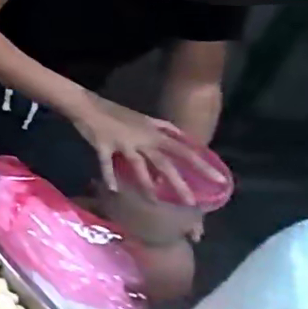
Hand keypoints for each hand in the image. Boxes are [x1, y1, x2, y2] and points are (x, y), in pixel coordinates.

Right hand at [67, 97, 216, 202]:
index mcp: (152, 132)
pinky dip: (109, 176)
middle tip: (192, 203)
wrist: (86, 105)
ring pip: (138, 166)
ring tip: (154, 201)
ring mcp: (123, 143)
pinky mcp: (103, 145)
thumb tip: (179, 135)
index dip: (202, 164)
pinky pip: (107, 163)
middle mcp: (141, 139)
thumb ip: (160, 127)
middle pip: (164, 162)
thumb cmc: (114, 111)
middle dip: (178, 183)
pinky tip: (113, 189)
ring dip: (146, 184)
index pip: (183, 149)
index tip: (220, 180)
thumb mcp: (141, 117)